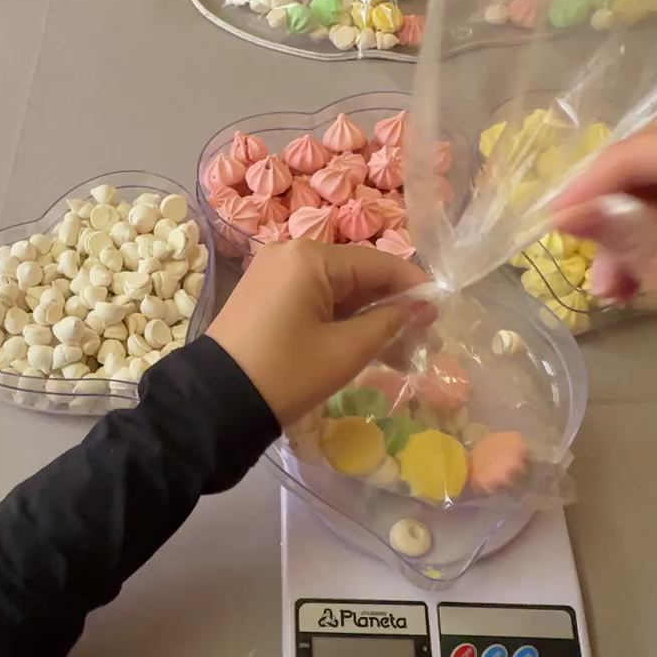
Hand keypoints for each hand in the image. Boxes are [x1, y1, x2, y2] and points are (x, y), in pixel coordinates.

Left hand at [209, 241, 429, 424]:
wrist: (213, 402)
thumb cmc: (286, 374)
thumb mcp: (345, 351)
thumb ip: (390, 322)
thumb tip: (424, 306)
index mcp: (309, 257)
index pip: (378, 263)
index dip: (414, 287)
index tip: (442, 313)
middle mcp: (289, 253)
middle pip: (356, 274)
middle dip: (391, 305)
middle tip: (422, 339)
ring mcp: (272, 274)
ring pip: (335, 289)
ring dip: (366, 315)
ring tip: (398, 350)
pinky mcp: (263, 296)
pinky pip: (312, 298)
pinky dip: (338, 318)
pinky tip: (362, 343)